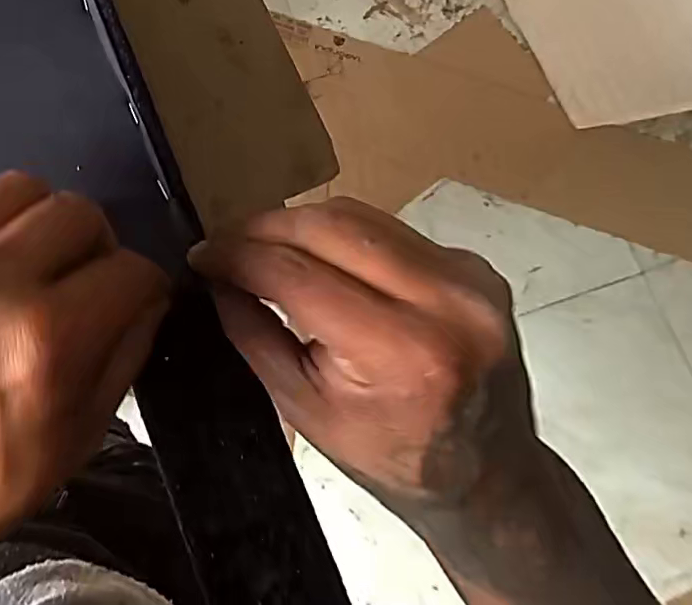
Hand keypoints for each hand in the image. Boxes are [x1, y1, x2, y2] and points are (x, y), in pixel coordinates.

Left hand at [0, 168, 170, 599]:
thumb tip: (148, 295)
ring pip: (27, 186)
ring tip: (34, 256)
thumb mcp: (77, 439)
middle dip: (100, 246)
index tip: (134, 299)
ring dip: (46, 219)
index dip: (144, 286)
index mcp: (45, 341)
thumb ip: (128, 353)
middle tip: (84, 278)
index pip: (131, 270)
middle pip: (82, 212)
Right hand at [187, 198, 532, 514]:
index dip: (238, 256)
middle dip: (263, 226)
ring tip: (261, 241)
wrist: (489, 476)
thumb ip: (252, 332)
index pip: (297, 274)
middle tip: (225, 241)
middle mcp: (444, 302)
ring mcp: (466, 276)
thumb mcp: (304, 408)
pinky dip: (338, 232)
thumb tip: (216, 275)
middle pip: (328, 226)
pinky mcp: (471, 263)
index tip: (202, 254)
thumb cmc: (392, 457)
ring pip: (357, 215)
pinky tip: (315, 251)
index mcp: (401, 353)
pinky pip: (386, 227)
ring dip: (297, 222)